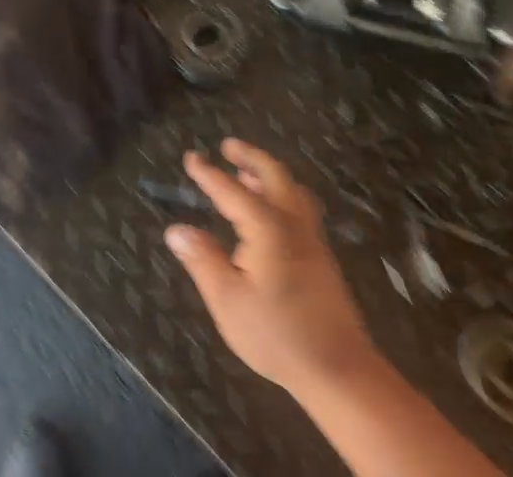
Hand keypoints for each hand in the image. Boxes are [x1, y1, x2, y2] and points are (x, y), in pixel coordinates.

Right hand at [165, 139, 378, 395]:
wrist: (336, 365)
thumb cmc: (276, 333)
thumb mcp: (228, 299)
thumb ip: (202, 260)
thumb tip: (176, 229)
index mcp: (267, 227)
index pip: (231, 190)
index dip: (209, 174)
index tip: (191, 157)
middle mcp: (293, 223)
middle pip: (273, 175)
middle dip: (250, 157)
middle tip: (228, 146)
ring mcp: (312, 238)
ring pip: (292, 190)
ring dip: (269, 174)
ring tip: (248, 173)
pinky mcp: (321, 256)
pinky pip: (301, 207)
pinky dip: (283, 193)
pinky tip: (273, 211)